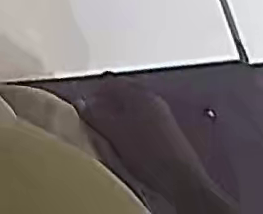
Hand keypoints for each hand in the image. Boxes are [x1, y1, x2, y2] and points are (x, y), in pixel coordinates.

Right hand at [79, 77, 239, 213]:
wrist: (181, 180)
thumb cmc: (147, 153)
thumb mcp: (114, 133)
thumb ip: (96, 115)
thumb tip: (82, 104)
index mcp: (138, 93)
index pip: (111, 83)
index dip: (95, 92)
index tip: (85, 104)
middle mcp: (152, 98)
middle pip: (124, 93)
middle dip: (108, 103)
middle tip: (96, 117)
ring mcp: (163, 114)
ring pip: (134, 107)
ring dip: (120, 115)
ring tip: (110, 131)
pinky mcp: (169, 132)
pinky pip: (144, 120)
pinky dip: (132, 126)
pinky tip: (129, 142)